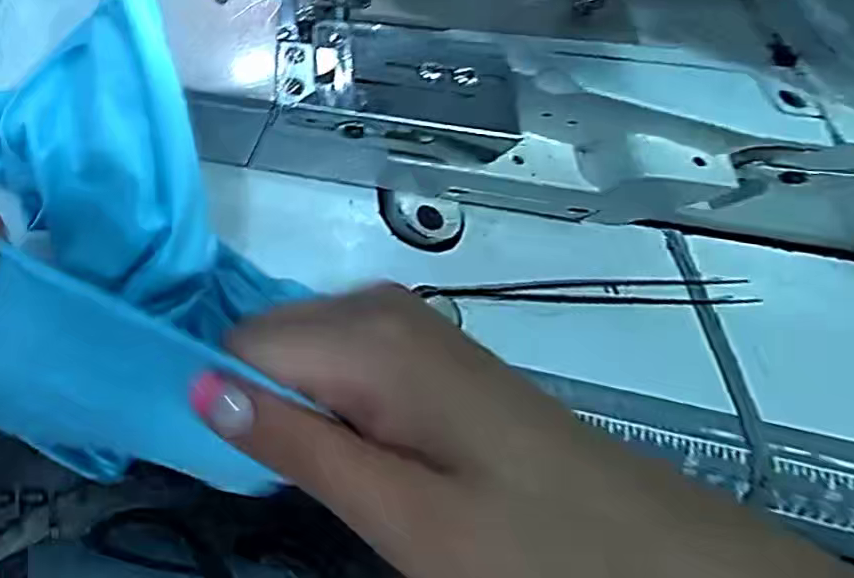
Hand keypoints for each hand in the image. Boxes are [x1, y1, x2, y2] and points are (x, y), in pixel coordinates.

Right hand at [191, 285, 853, 577]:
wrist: (660, 556)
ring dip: (289, 400)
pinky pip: (332, 350)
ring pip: (295, 343)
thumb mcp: (403, 517)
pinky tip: (355, 442)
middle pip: (266, 336)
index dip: (221, 397)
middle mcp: (373, 300)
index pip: (240, 343)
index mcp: (365, 332)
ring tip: (328, 469)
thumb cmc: (530, 546)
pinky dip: (322, 393)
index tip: (227, 462)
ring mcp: (397, 313)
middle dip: (255, 397)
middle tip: (286, 478)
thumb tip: (194, 385)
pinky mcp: (414, 337)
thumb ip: (292, 442)